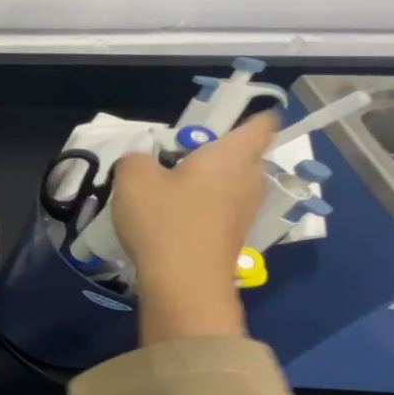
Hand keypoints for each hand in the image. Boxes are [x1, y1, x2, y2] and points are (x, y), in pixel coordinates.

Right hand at [112, 112, 276, 344]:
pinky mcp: (234, 232)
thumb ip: (136, 159)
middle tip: (170, 162)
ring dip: (202, 183)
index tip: (216, 123)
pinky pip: (219, 207)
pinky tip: (168, 220)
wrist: (184, 277)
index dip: (247, 117)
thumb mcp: (132, 179)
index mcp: (233, 154)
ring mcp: (246, 207)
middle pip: (239, 155)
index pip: (261, 123)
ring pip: (228, 182)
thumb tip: (142, 160)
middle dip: (211, 154)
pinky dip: (199, 207)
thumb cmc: (164, 219)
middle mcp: (250, 176)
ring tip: (163, 194)